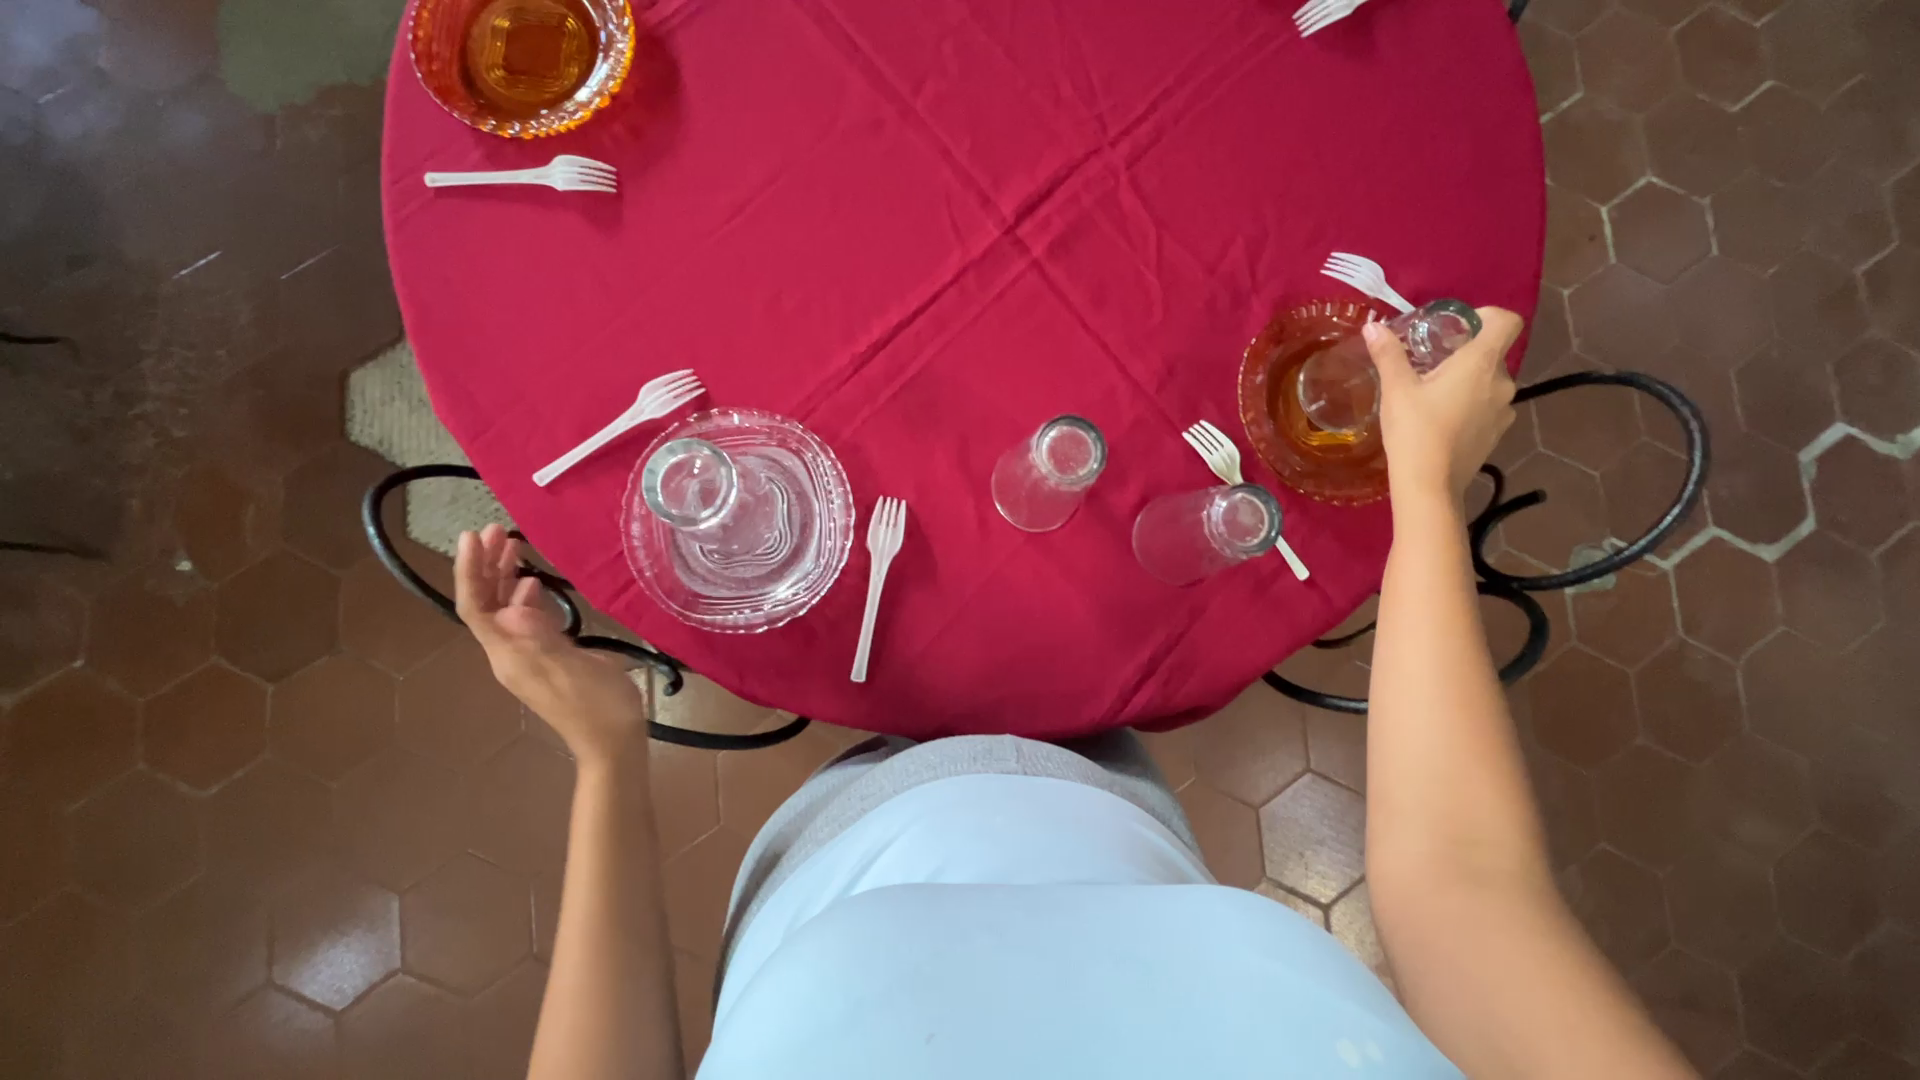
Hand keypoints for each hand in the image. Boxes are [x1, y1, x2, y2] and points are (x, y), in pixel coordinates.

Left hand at [454, 524, 648, 767]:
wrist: (613, 743)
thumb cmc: (599, 706)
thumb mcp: (574, 669)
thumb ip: (543, 638)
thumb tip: (515, 604)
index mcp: (511, 655)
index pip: (476, 607)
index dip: (470, 570)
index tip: (473, 536)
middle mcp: (510, 654)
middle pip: (486, 604)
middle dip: (485, 566)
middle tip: (497, 529)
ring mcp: (528, 657)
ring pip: (504, 610)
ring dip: (503, 576)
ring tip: (513, 545)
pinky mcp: (547, 658)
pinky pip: (525, 620)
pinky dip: (525, 595)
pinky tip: (536, 583)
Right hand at [1363, 307, 1521, 506]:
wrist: (1430, 484)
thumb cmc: (1415, 429)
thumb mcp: (1396, 389)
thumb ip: (1388, 354)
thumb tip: (1373, 326)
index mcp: (1481, 363)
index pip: (1507, 321)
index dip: (1486, 317)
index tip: (1457, 328)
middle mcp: (1502, 382)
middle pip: (1493, 354)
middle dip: (1465, 355)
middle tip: (1430, 366)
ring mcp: (1504, 410)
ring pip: (1490, 383)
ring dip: (1468, 383)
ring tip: (1434, 397)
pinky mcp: (1497, 434)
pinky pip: (1488, 408)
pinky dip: (1471, 407)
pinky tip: (1443, 422)